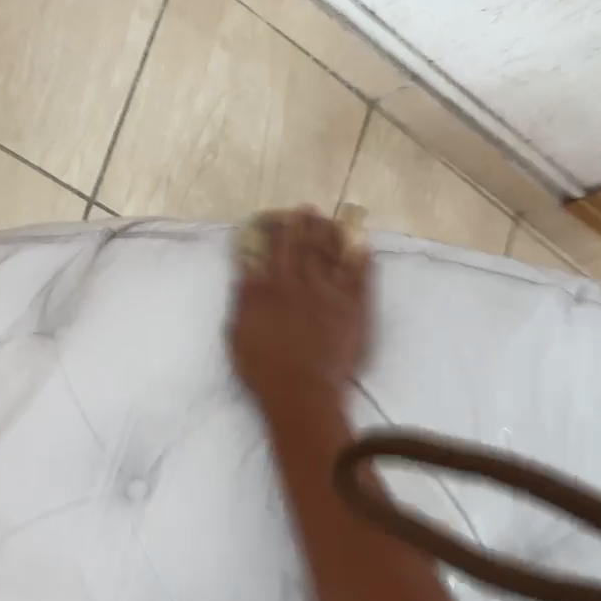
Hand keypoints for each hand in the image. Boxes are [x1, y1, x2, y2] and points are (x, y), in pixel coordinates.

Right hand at [227, 206, 370, 419]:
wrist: (302, 390)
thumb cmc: (262, 369)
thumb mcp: (239, 332)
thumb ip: (244, 298)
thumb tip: (247, 268)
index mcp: (271, 288)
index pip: (272, 250)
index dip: (274, 230)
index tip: (273, 218)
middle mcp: (300, 284)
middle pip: (303, 246)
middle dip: (303, 225)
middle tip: (304, 210)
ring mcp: (330, 293)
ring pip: (331, 254)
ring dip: (330, 234)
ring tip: (329, 220)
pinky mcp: (354, 307)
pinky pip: (360, 276)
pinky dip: (360, 259)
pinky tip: (361, 245)